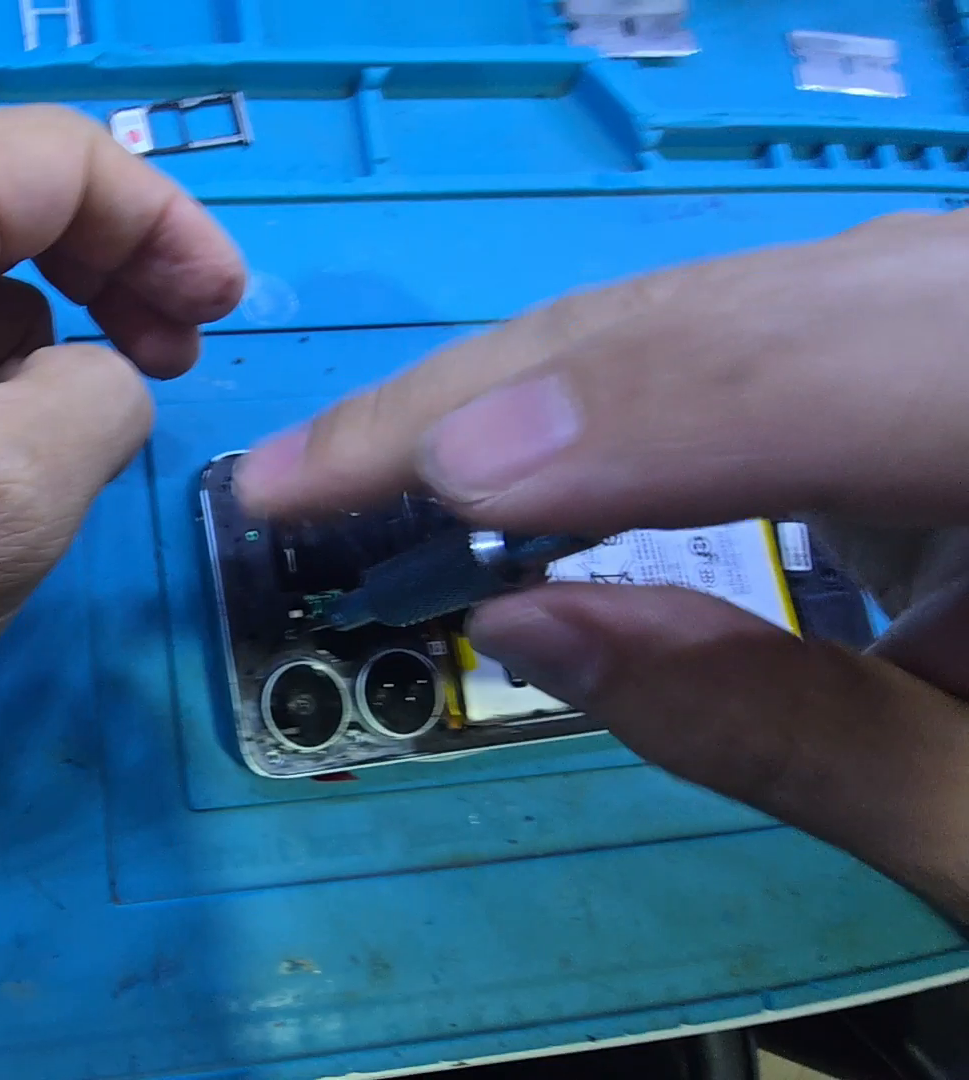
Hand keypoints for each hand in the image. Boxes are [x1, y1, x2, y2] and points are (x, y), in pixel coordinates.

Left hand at [0, 106, 243, 759]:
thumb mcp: (11, 496)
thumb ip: (107, 397)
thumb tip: (105, 375)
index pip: (61, 162)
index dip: (165, 227)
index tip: (219, 309)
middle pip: (17, 206)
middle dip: (113, 277)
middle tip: (171, 360)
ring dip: (47, 344)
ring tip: (60, 441)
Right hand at [233, 211, 968, 916]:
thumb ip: (776, 728)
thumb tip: (513, 629)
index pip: (882, 363)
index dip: (647, 411)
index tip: (446, 481)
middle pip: (716, 312)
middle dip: (478, 396)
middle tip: (294, 475)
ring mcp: (914, 314)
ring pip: (663, 311)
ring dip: (472, 396)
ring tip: (335, 466)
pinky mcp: (840, 344)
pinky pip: (658, 345)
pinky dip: (526, 405)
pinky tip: (442, 452)